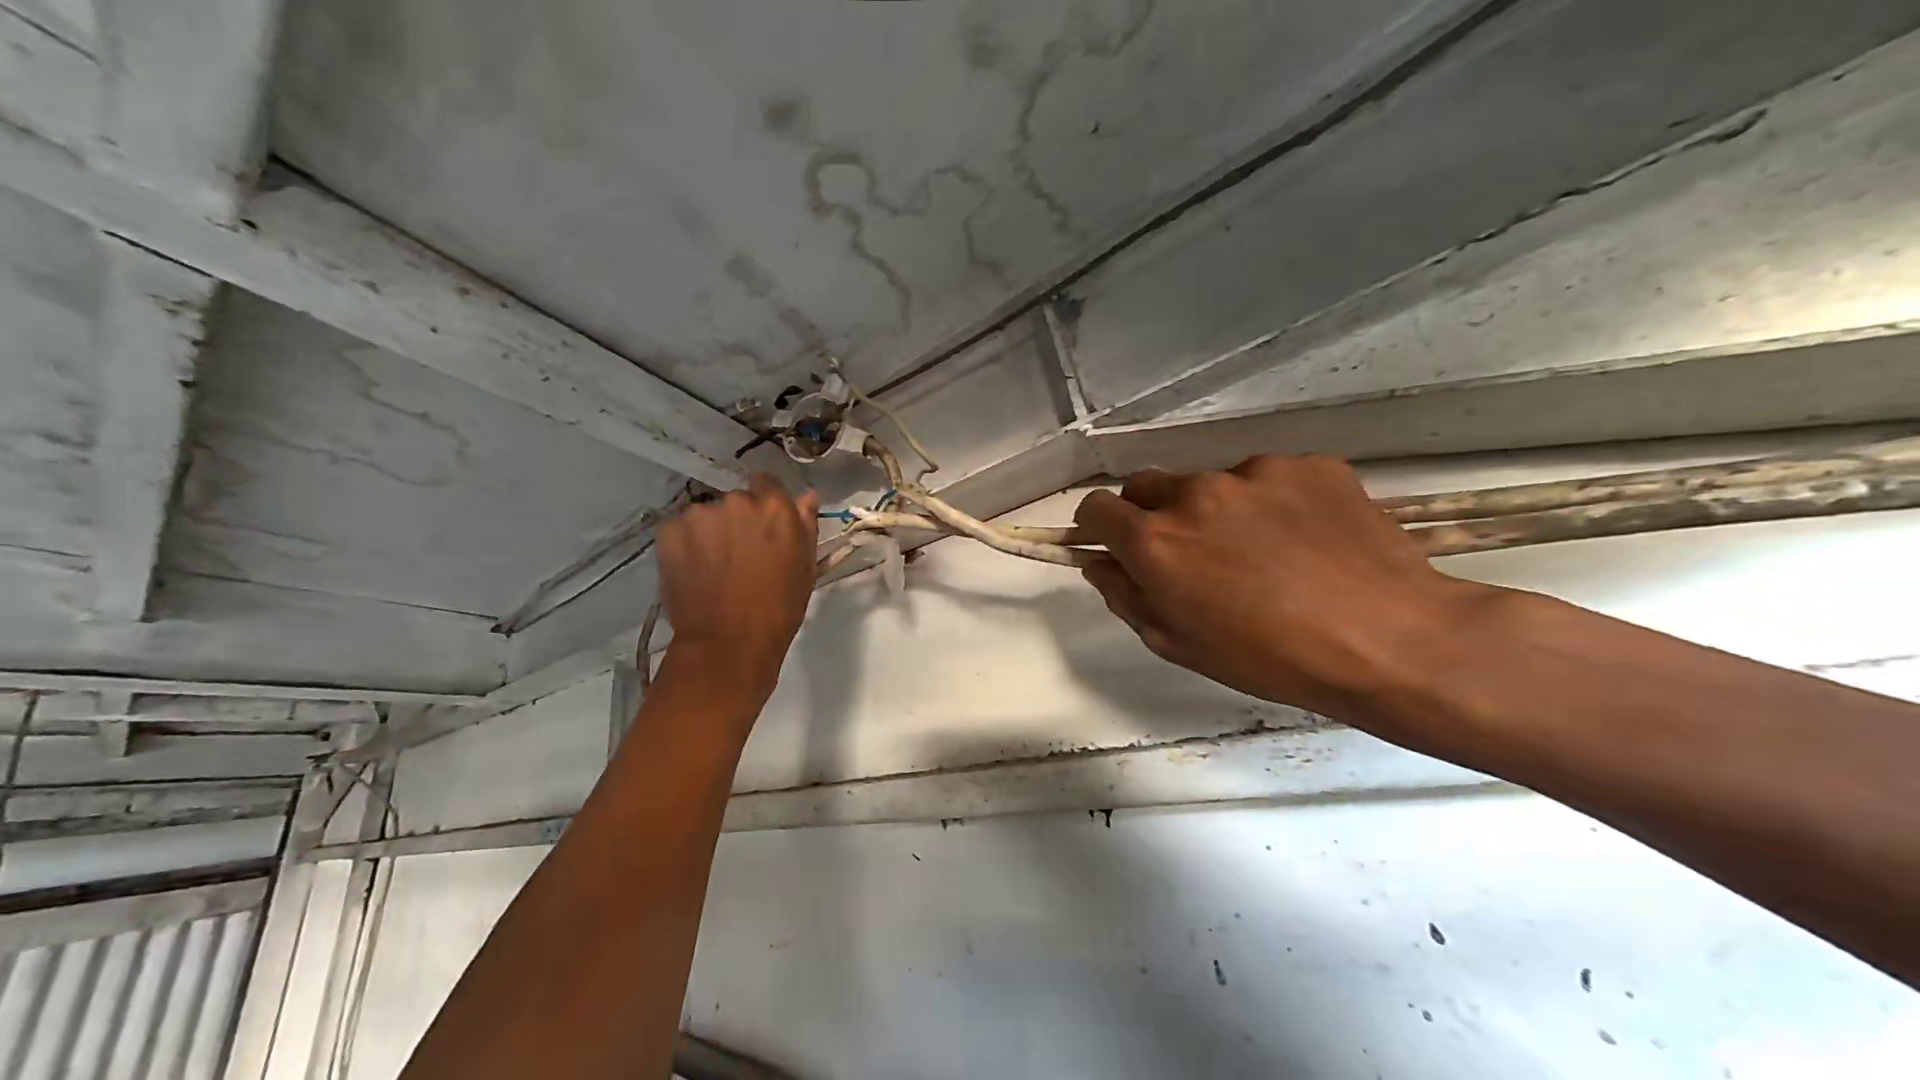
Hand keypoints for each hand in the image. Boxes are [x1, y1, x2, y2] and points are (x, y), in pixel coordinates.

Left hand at [655, 475, 819, 702]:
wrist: (729, 642)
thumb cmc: (779, 607)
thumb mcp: (805, 566)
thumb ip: (805, 524)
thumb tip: (807, 496)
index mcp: (775, 507)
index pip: (765, 482)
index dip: (763, 501)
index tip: (761, 525)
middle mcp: (737, 501)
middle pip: (735, 500)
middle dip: (736, 520)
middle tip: (737, 553)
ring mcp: (700, 515)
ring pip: (705, 515)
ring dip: (709, 531)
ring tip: (712, 566)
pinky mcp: (669, 531)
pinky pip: (679, 529)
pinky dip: (684, 543)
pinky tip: (692, 569)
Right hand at [1073, 455, 1498, 727]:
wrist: (1389, 639)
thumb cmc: (1270, 658)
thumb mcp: (1179, 644)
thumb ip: (1126, 596)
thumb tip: (1099, 562)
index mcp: (1156, 541)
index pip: (1097, 508)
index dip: (1098, 525)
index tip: (1114, 542)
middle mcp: (1195, 494)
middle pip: (1147, 485)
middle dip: (1153, 514)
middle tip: (1191, 553)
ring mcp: (1253, 473)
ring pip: (1212, 483)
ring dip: (1218, 510)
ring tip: (1265, 552)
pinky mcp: (1306, 464)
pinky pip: (1269, 479)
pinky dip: (1272, 503)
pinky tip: (1305, 540)